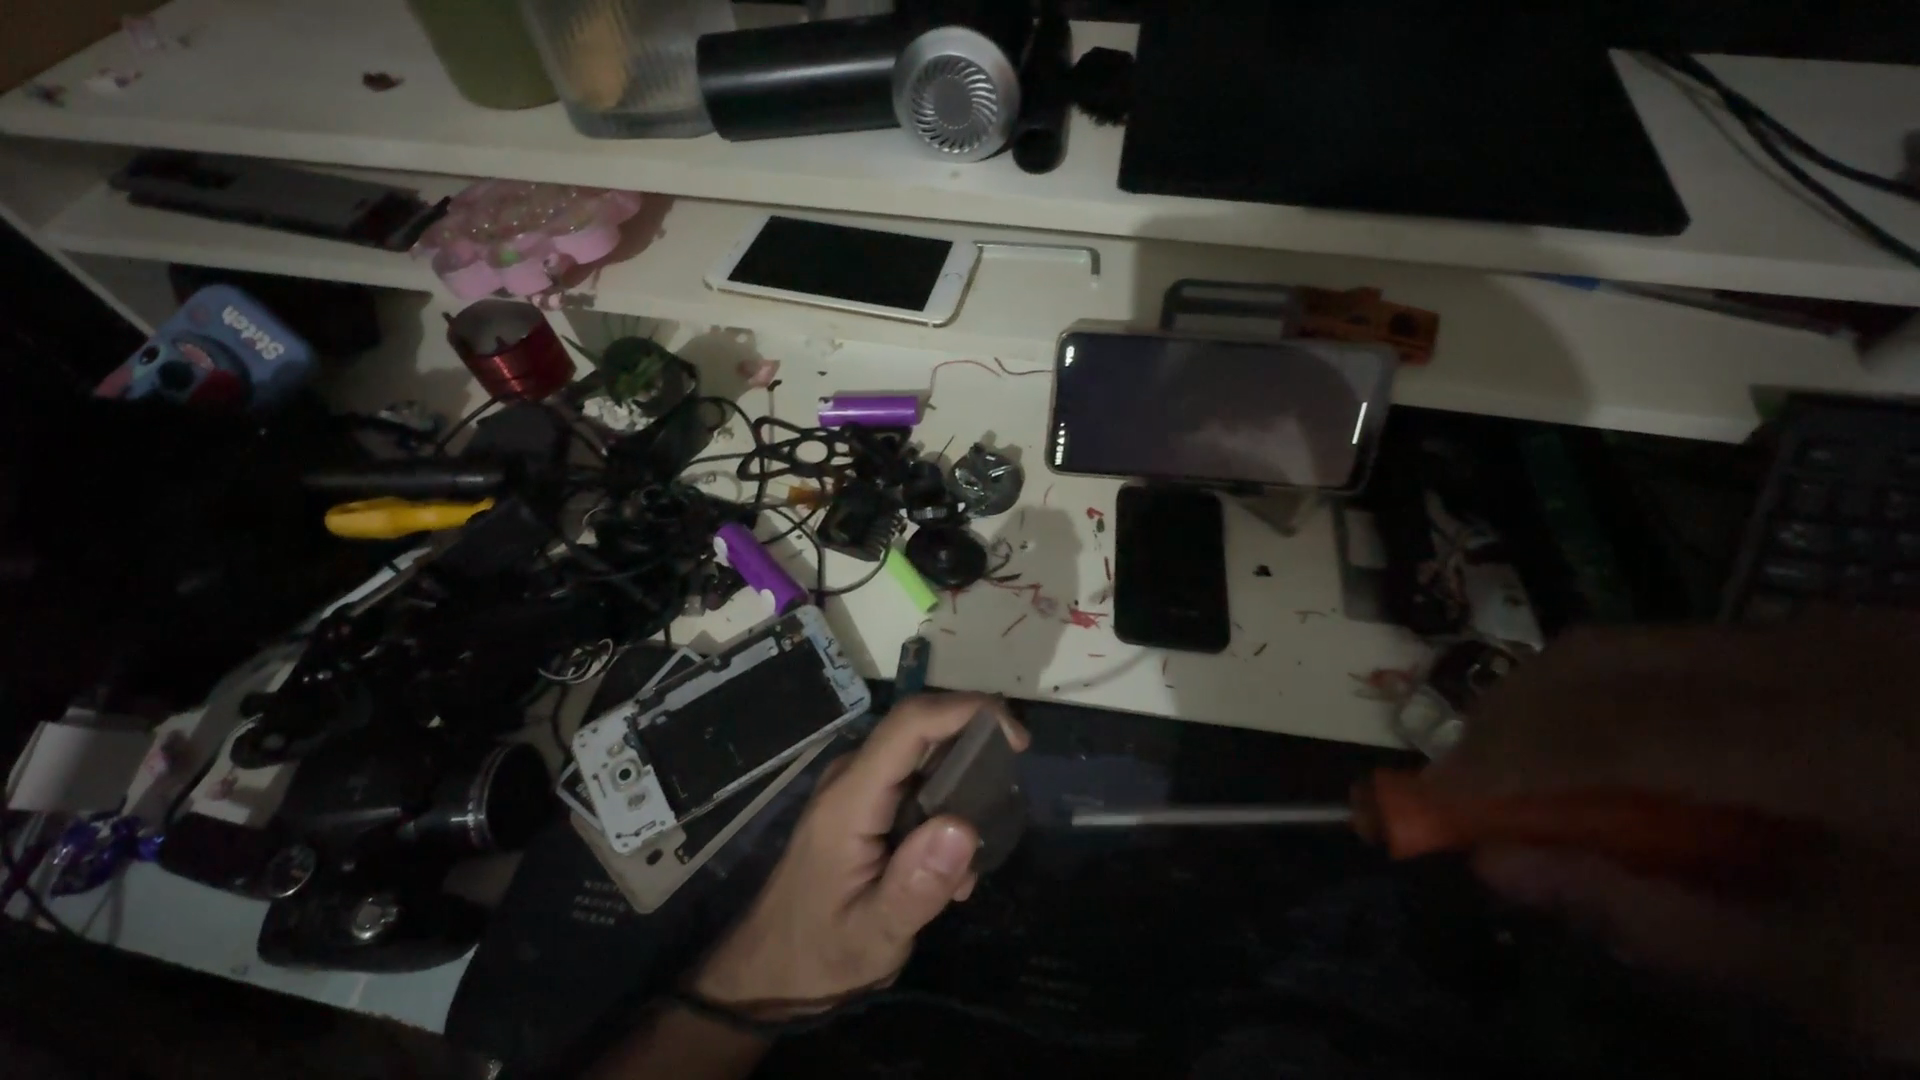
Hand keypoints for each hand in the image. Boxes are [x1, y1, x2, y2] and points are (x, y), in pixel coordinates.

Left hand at [692, 693, 1028, 1017]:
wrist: (770, 973)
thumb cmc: (818, 955)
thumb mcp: (873, 937)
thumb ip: (916, 886)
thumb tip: (963, 826)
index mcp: (850, 800)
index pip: (909, 725)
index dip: (965, 712)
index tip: (1016, 738)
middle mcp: (852, 779)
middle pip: (921, 731)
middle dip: (974, 749)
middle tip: (1008, 799)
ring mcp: (856, 790)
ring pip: (923, 757)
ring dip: (962, 789)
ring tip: (974, 859)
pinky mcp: (863, 806)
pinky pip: (915, 783)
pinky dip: (946, 809)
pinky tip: (949, 872)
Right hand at [1423, 613, 1919, 1058]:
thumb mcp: (1869, 988)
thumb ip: (1663, 920)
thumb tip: (1502, 869)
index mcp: (1849, 742)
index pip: (1610, 728)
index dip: (1499, 763)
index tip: (1421, 806)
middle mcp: (1822, 657)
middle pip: (1595, 660)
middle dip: (1504, 723)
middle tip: (1467, 795)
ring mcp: (1831, 634)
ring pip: (1627, 648)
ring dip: (1551, 711)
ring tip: (1533, 784)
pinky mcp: (1838, 638)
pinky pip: (1676, 656)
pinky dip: (1612, 704)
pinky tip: (1628, 767)